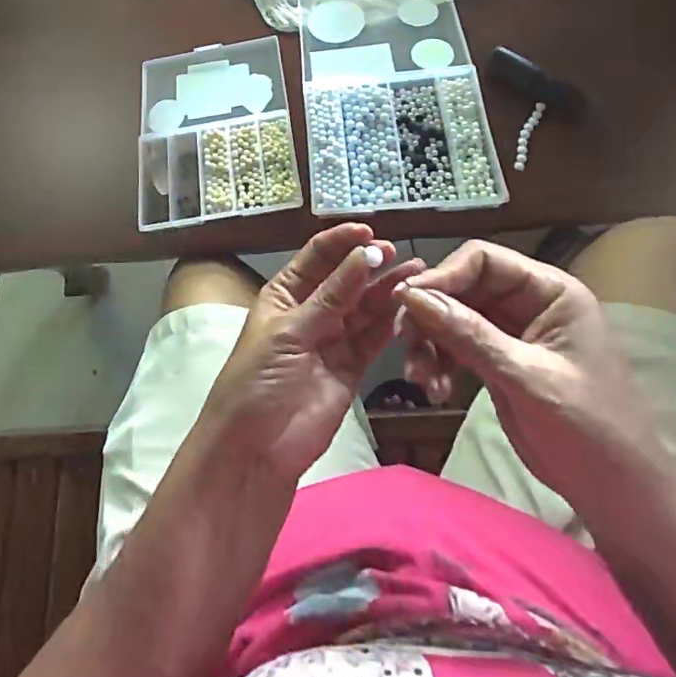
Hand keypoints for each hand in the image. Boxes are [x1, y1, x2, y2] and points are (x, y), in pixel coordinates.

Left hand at [203, 223, 423, 483]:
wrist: (256, 446)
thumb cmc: (258, 379)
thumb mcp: (291, 331)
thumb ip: (332, 296)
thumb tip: (365, 255)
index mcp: (283, 294)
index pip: (315, 258)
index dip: (341, 242)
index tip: (369, 230)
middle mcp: (309, 311)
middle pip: (345, 280)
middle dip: (370, 265)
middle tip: (401, 254)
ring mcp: (331, 339)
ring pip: (364, 308)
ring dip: (388, 291)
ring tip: (419, 274)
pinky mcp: (351, 367)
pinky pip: (374, 338)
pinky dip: (392, 322)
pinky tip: (412, 305)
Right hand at [395, 241, 675, 510]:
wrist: (617, 493)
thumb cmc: (589, 429)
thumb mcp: (526, 378)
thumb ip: (468, 335)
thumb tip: (411, 297)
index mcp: (550, 292)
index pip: (483, 260)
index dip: (442, 276)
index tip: (406, 302)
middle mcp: (528, 303)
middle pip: (459, 288)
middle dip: (429, 316)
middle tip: (405, 346)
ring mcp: (510, 331)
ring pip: (449, 317)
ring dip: (428, 345)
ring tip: (420, 380)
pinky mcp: (496, 359)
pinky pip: (453, 346)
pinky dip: (437, 363)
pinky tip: (434, 390)